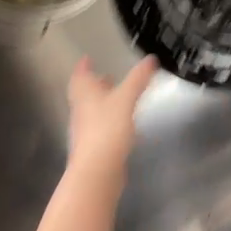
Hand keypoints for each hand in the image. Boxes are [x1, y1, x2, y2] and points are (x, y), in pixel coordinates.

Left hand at [65, 56, 157, 179]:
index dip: (83, 66)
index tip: (86, 59)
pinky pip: (99, 126)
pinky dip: (107, 119)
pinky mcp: (93, 147)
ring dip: (101, 102)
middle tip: (105, 77)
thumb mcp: (126, 98)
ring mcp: (84, 130)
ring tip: (116, 97)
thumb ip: (138, 79)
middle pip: (83, 93)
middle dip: (93, 84)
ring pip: (90, 110)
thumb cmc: (107, 128)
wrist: (96, 171)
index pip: (80, 75)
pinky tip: (120, 122)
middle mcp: (80, 110)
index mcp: (84, 94)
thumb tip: (151, 59)